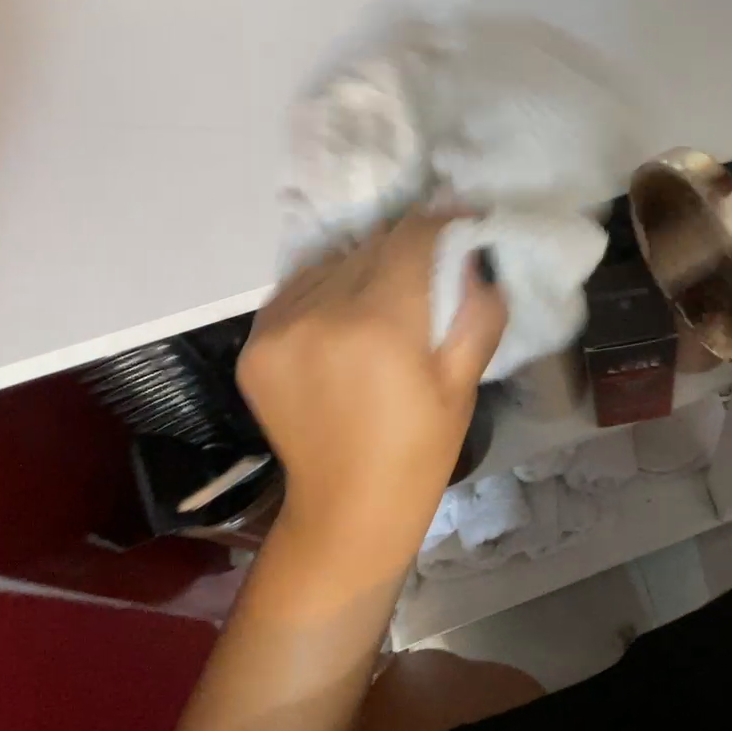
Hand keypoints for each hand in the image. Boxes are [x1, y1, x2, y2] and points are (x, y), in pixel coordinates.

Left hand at [237, 215, 506, 583]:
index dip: (443, 222)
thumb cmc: (420, 449)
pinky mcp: (255, 343)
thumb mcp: (464, 383)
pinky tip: (345, 320)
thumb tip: (476, 254)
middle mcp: (322, 313)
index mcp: (381, 325)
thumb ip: (477, 309)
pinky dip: (327, 291)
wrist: (347, 509)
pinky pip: (299, 290)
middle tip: (432, 267)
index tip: (466, 221)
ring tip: (386, 298)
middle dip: (408, 248)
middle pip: (373, 245)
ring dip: (365, 267)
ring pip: (334, 262)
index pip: (412, 237)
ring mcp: (279, 327)